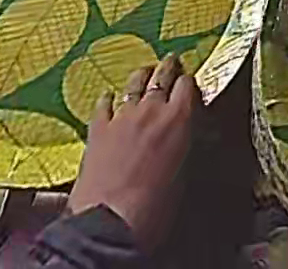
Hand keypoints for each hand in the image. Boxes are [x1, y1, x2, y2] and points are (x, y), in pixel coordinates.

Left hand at [67, 56, 197, 251]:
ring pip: (134, 82)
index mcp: (178, 117)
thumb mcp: (184, 168)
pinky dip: (108, 98)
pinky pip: (103, 104)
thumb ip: (185, 140)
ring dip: (142, 76)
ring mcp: (122, 116)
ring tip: (144, 72)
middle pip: (163, 74)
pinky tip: (109, 96)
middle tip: (171, 62)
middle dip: (168, 66)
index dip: (189, 81)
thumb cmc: (154, 205)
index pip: (188, 82)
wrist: (109, 225)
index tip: (189, 84)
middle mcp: (152, 109)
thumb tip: (186, 134)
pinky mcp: (97, 130)